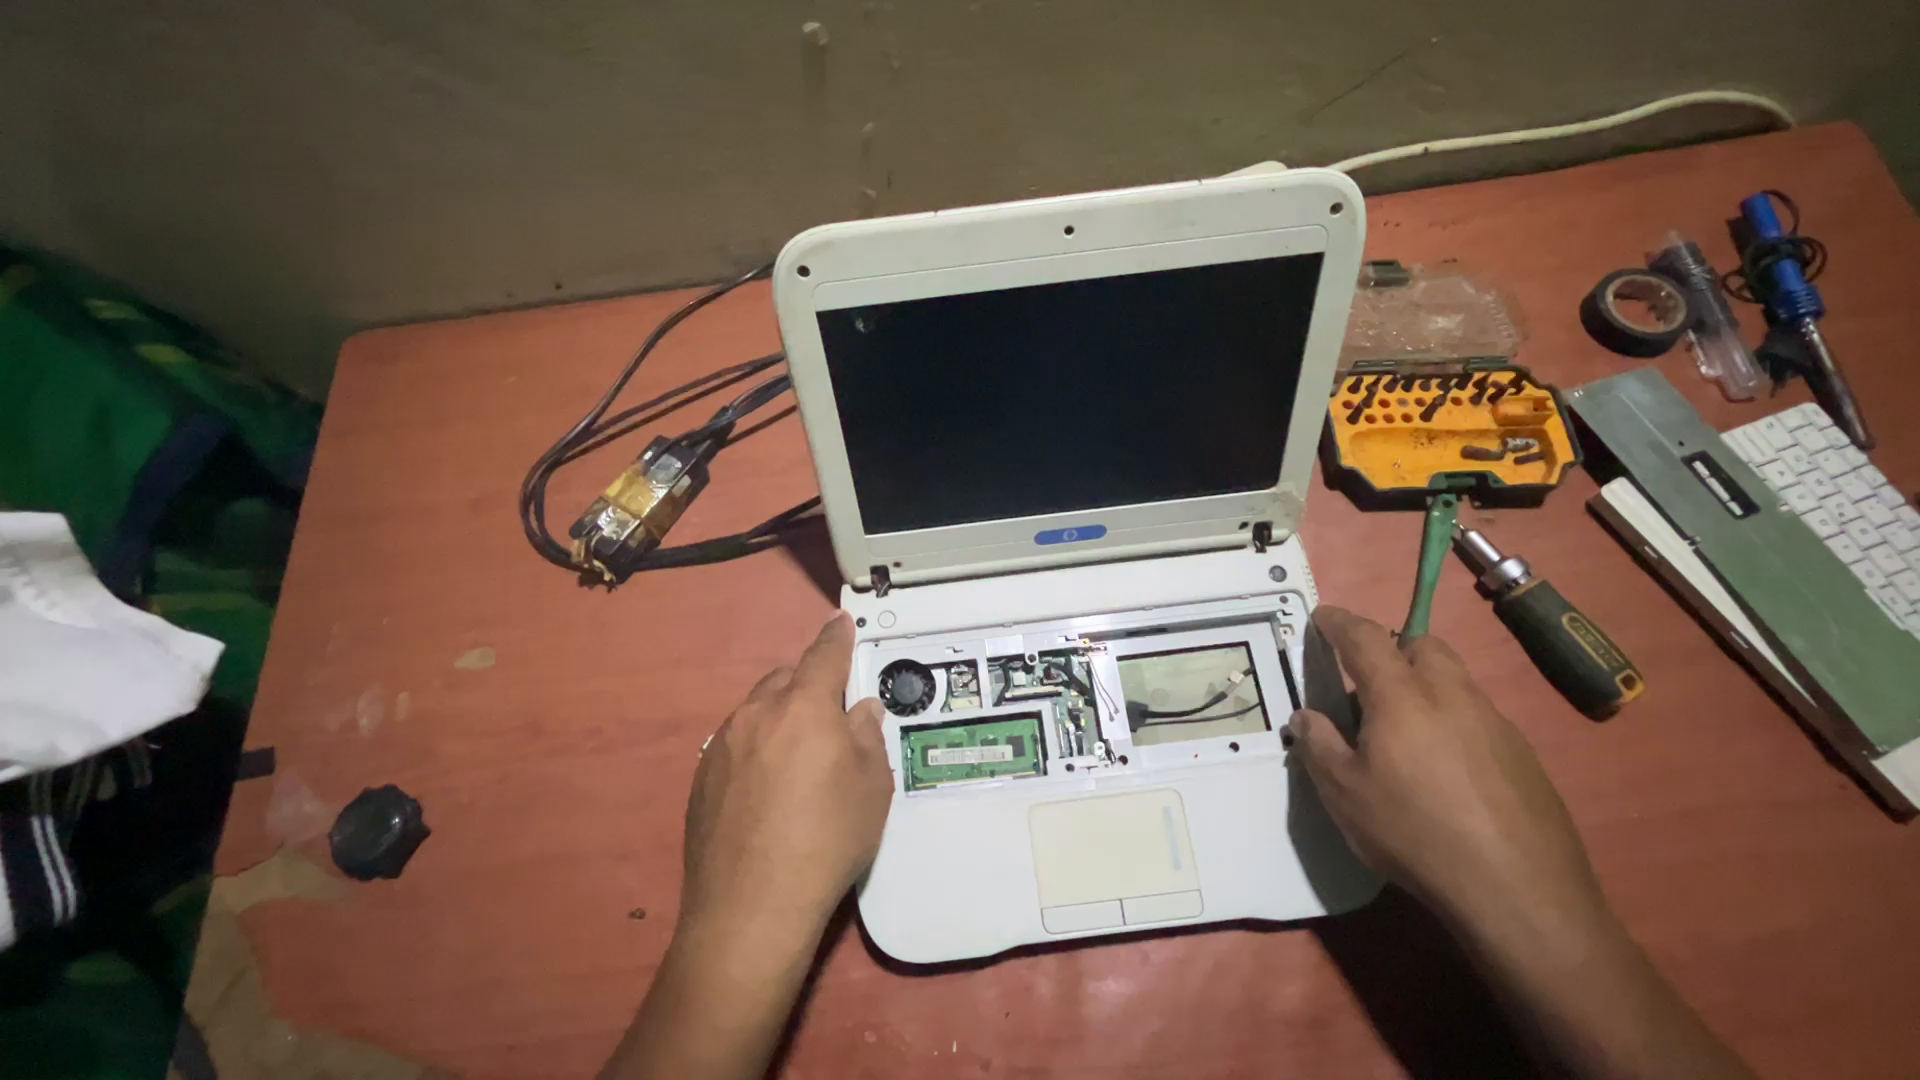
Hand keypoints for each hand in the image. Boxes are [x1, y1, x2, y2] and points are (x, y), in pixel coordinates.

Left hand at [679, 614, 892, 936]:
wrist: (751, 906)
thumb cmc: (827, 840)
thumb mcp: (871, 787)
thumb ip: (866, 737)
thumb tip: (858, 709)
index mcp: (804, 706)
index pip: (824, 655)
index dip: (836, 636)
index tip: (840, 621)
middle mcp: (757, 713)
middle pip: (785, 678)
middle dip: (808, 681)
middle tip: (829, 710)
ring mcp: (722, 745)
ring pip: (757, 709)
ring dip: (780, 715)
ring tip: (798, 754)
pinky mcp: (701, 777)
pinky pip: (736, 742)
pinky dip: (756, 746)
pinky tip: (767, 786)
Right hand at [1288, 606, 1603, 927]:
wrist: (1518, 890)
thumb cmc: (1414, 833)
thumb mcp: (1344, 793)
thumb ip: (1319, 745)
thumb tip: (1306, 715)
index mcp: (1402, 697)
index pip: (1366, 638)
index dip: (1339, 622)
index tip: (1321, 617)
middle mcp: (1451, 695)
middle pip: (1422, 645)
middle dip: (1391, 647)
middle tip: (1366, 679)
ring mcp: (1494, 722)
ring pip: (1453, 679)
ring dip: (1423, 684)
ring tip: (1401, 730)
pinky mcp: (1522, 754)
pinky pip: (1476, 715)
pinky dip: (1450, 719)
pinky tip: (1442, 768)